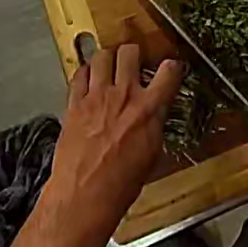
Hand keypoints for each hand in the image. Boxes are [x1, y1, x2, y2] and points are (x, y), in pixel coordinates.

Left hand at [42, 43, 182, 226]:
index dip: (173, 66)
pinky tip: (89, 78)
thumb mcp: (152, 153)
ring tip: (110, 64)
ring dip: (108, 57)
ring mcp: (96, 97)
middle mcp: (123, 96)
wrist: (85, 193)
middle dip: (134, 52)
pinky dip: (85, 72)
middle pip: (130, 53)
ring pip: (102, 56)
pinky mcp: (74, 104)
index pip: (169, 72)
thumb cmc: (121, 182)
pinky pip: (79, 75)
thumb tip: (153, 115)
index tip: (172, 67)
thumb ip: (153, 124)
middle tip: (134, 59)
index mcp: (149, 109)